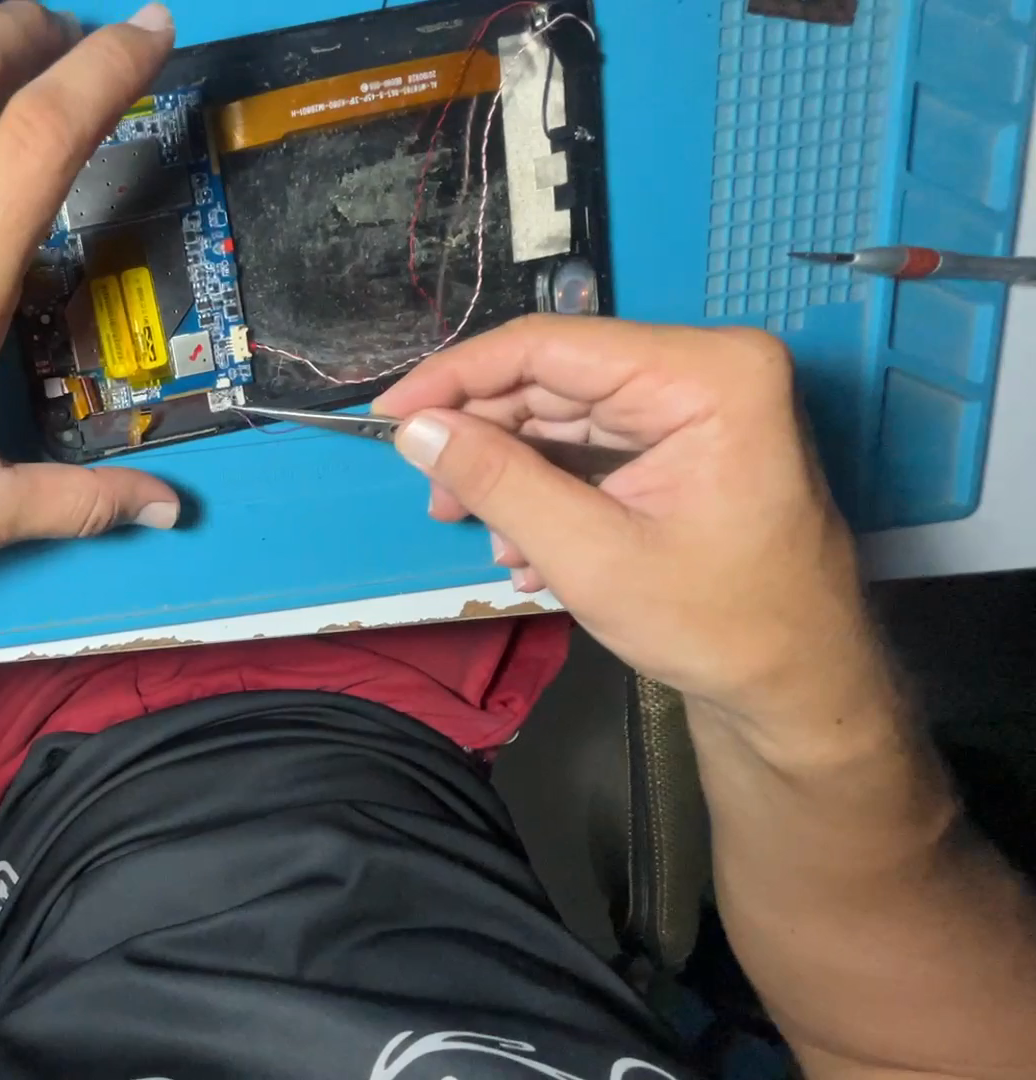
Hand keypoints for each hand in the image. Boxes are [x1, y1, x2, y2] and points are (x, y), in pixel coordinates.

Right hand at [373, 316, 879, 720]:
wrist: (793, 683)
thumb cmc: (713, 622)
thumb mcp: (586, 554)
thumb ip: (495, 481)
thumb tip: (413, 430)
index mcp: (701, 376)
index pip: (544, 347)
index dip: (452, 377)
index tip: (386, 415)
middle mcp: (694, 371)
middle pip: (541, 380)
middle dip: (477, 439)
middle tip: (435, 498)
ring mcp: (681, 404)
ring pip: (547, 415)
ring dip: (499, 473)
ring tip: (480, 533)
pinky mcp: (667, 438)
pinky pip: (571, 445)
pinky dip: (531, 488)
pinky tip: (522, 543)